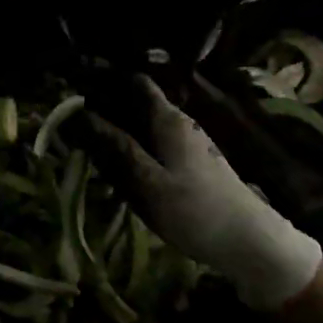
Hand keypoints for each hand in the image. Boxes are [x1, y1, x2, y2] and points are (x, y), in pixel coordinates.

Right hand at [81, 74, 321, 310]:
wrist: (251, 242)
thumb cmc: (195, 211)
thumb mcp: (147, 181)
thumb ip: (115, 147)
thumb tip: (80, 115)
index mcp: (168, 120)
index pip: (135, 82)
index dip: (105, 79)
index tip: (75, 88)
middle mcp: (179, 123)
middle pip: (137, 102)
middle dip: (105, 108)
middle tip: (71, 125)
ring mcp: (187, 142)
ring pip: (143, 124)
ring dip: (116, 130)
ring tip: (87, 146)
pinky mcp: (191, 162)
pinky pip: (153, 143)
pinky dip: (132, 147)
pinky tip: (118, 168)